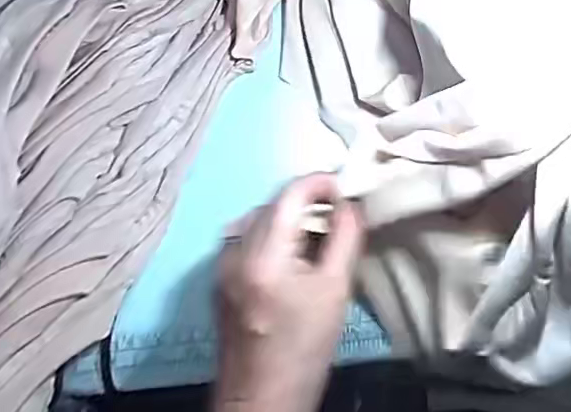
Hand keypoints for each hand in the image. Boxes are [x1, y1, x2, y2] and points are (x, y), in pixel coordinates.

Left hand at [210, 175, 365, 411]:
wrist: (261, 406)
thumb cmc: (304, 350)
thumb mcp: (336, 289)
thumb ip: (346, 235)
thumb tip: (350, 200)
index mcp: (263, 255)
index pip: (291, 192)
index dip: (322, 182)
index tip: (347, 191)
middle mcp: (235, 252)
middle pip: (276, 202)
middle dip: (309, 200)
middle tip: (339, 213)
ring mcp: (222, 266)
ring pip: (262, 216)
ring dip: (291, 216)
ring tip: (318, 235)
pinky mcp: (220, 279)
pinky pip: (250, 237)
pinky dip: (274, 234)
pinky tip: (292, 256)